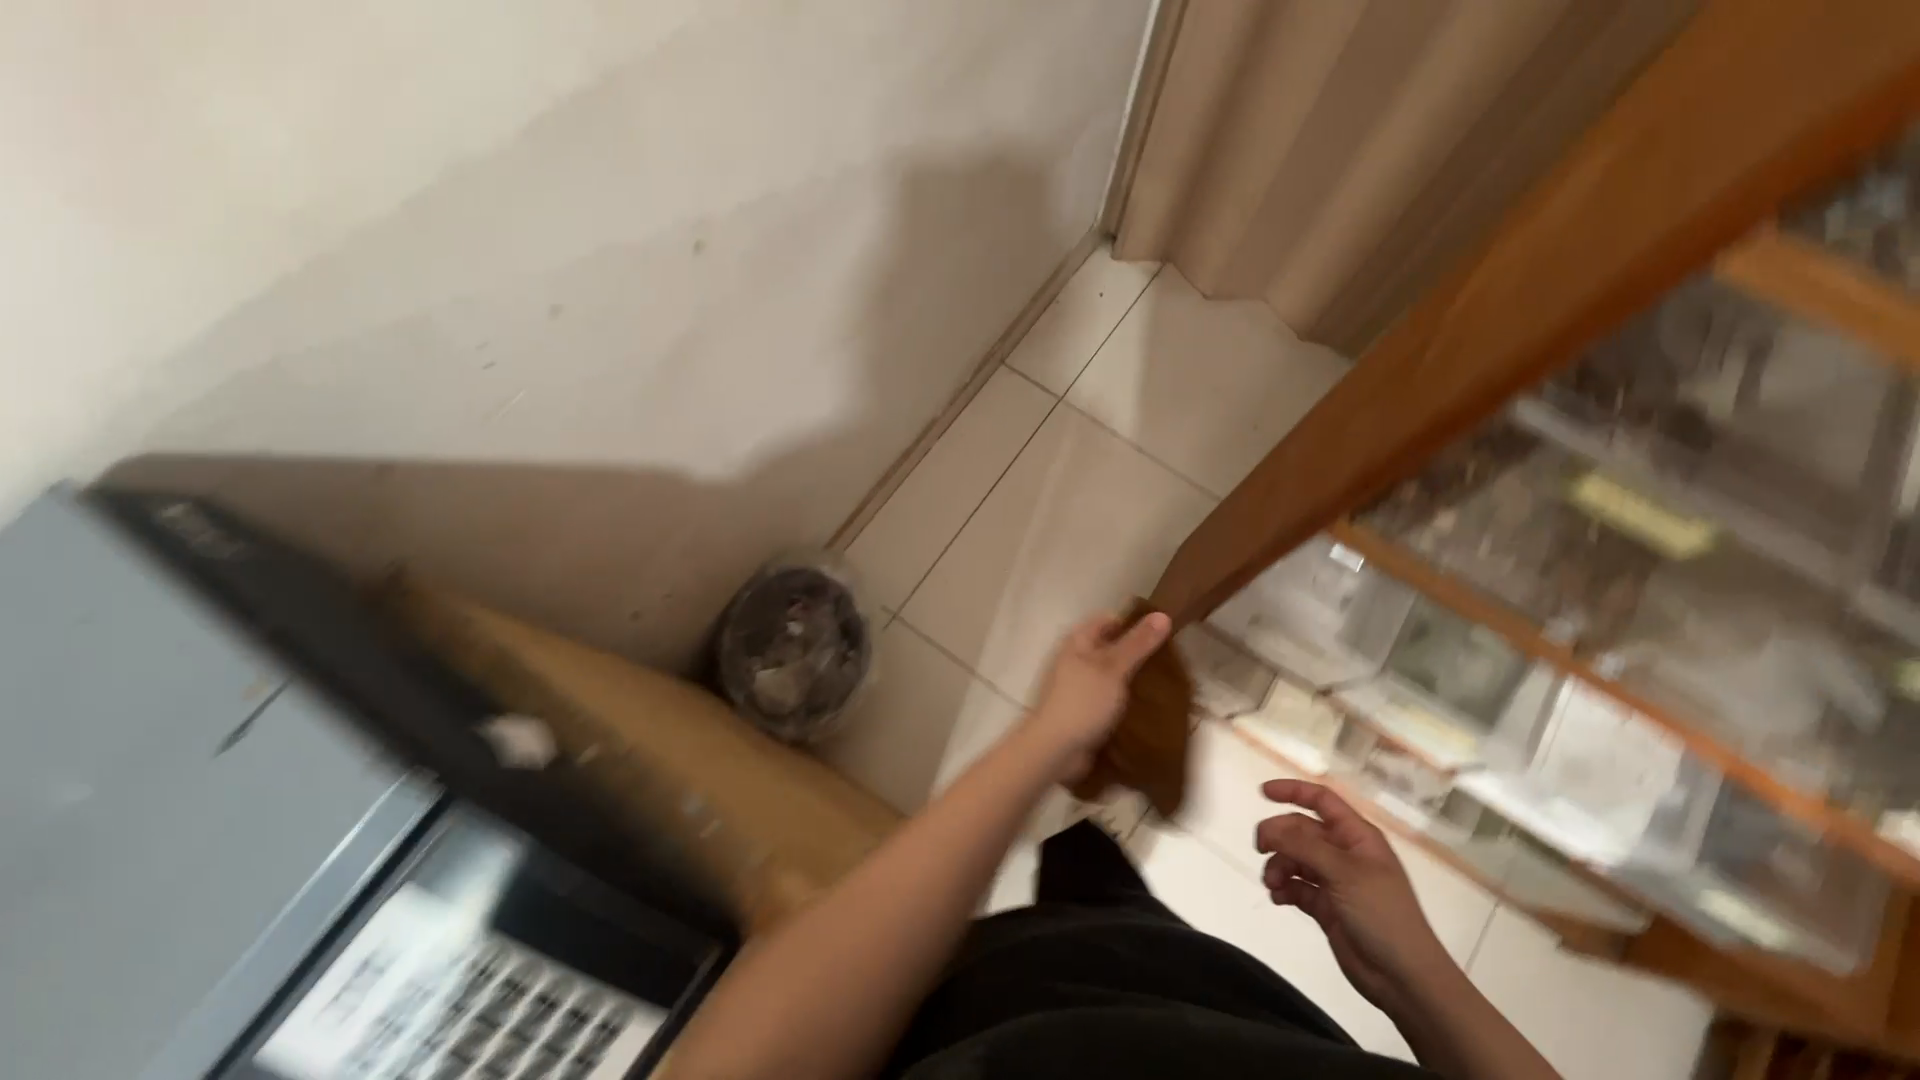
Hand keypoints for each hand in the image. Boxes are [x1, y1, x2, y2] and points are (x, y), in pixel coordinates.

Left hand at [1020, 610, 1171, 781]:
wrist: (1056, 749)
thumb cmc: (1083, 702)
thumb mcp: (1113, 668)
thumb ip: (1137, 643)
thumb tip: (1163, 614)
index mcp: (1079, 641)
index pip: (1110, 620)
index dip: (1135, 624)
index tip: (1165, 634)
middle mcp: (1078, 659)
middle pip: (1113, 647)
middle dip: (1140, 653)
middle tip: (1172, 662)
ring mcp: (1081, 686)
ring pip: (1114, 674)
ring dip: (1136, 678)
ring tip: (1168, 683)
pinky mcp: (1087, 709)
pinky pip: (1112, 697)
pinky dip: (1128, 699)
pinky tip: (1151, 705)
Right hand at [1255, 780, 1455, 1014]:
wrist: (1403, 976)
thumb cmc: (1382, 915)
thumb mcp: (1344, 873)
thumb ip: (1303, 846)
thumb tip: (1270, 828)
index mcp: (1358, 837)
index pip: (1322, 801)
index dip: (1293, 791)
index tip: (1262, 792)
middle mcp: (1345, 854)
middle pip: (1302, 831)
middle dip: (1279, 836)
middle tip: (1260, 849)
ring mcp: (1336, 882)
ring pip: (1295, 859)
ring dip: (1278, 866)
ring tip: (1272, 884)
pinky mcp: (1326, 907)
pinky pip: (1297, 888)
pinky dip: (1284, 889)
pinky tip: (1278, 899)